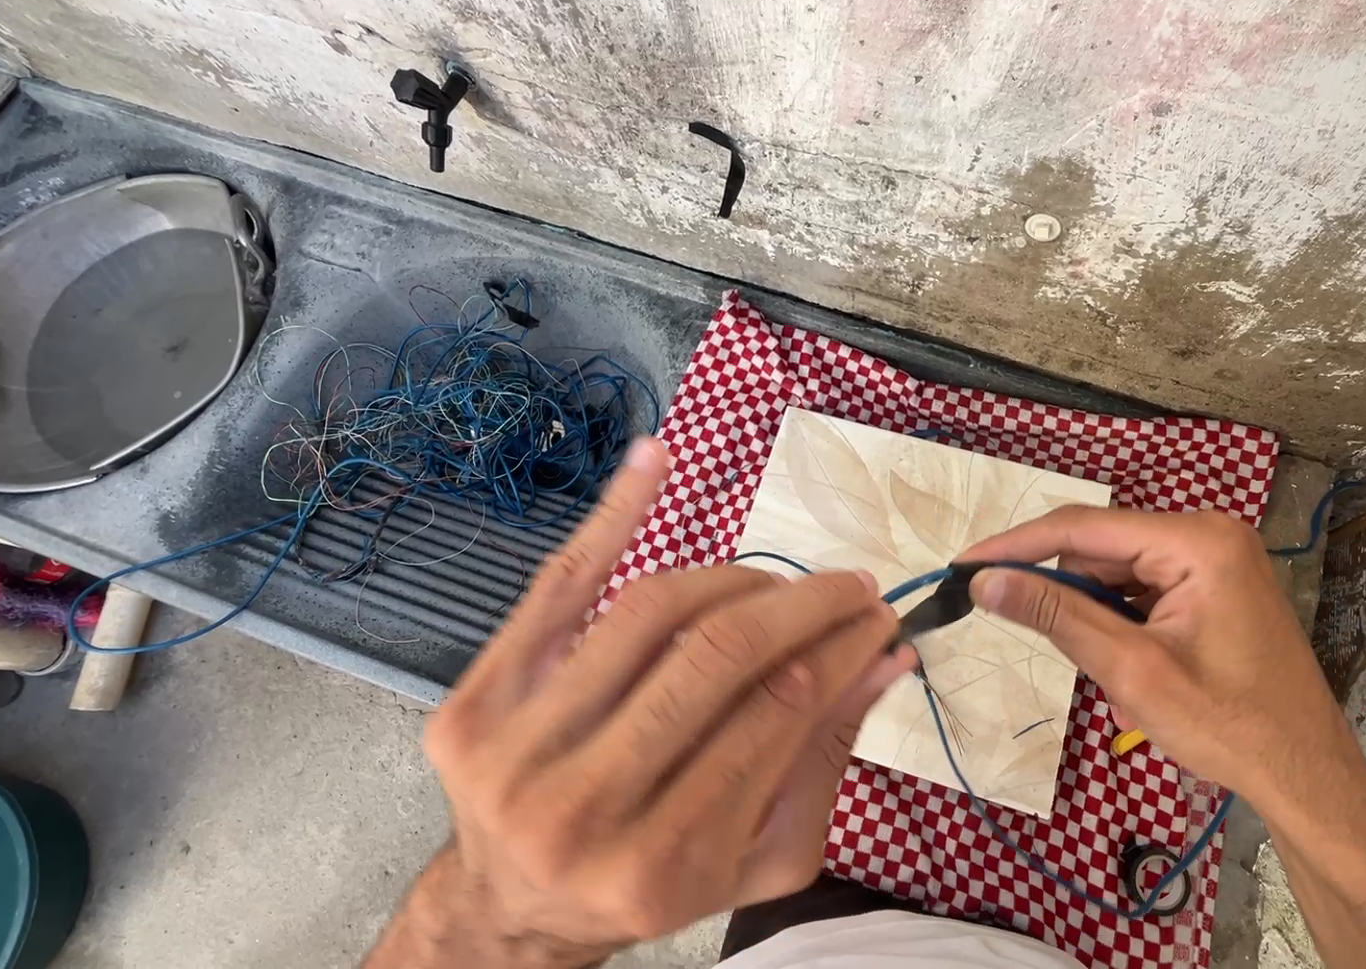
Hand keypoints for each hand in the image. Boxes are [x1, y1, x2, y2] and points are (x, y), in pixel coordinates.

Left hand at [368, 439, 915, 967]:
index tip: (877, 620)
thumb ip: (822, 759)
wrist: (512, 907)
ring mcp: (517, 743)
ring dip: (736, 578)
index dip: (840, 651)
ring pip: (652, 610)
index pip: (777, 714)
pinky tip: (654, 459)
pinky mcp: (480, 695)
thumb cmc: (650, 885)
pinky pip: (558, 584)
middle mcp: (582, 807)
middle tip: (849, 587)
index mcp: (663, 865)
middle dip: (804, 606)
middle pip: (717, 655)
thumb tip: (885, 658)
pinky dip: (613, 514)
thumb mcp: (757, 858)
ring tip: (776, 584)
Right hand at [960, 506, 1363, 817]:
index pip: (1080, 528)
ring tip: (1117, 674)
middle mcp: (1204, 533)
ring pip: (1114, 570)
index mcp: (1194, 540)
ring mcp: (1212, 557)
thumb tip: (983, 580)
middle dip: (1068, 595)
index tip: (962, 564)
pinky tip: (1132, 663)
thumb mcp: (1130, 670)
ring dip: (1095, 615)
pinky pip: (1139, 586)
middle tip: (1061, 647)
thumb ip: (1054, 616)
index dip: (1014, 545)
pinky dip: (1119, 620)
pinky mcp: (1211, 583)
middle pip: (1098, 549)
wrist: (1309, 779)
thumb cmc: (1228, 726)